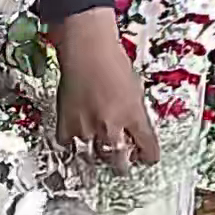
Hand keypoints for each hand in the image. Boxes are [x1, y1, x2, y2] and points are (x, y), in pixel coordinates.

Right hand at [52, 8, 160, 172]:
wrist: (86, 49)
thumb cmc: (111, 61)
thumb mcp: (135, 90)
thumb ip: (134, 114)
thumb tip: (132, 130)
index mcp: (134, 117)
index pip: (148, 150)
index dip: (148, 157)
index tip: (146, 158)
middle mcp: (112, 126)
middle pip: (119, 161)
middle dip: (122, 164)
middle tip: (121, 164)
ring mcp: (87, 127)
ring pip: (93, 157)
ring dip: (97, 156)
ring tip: (98, 153)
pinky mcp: (66, 125)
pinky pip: (69, 144)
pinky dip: (73, 143)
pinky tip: (77, 136)